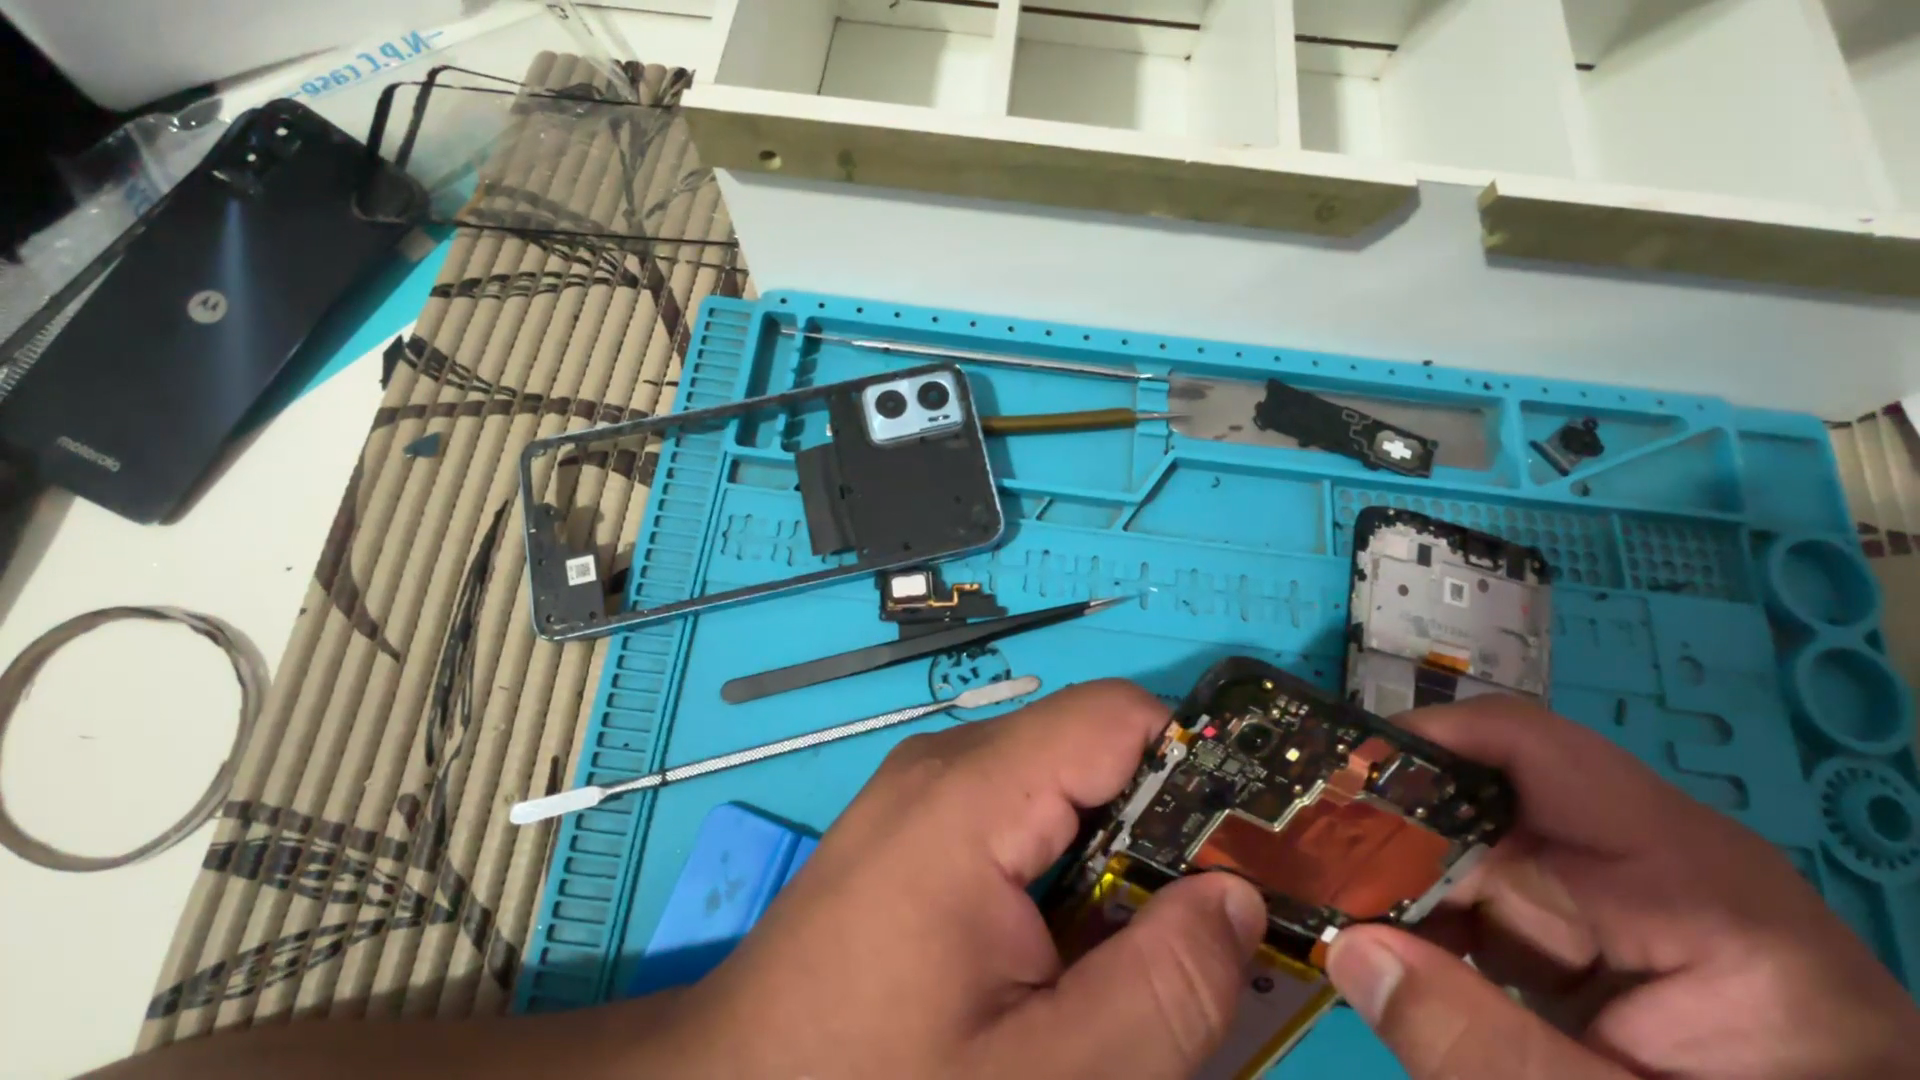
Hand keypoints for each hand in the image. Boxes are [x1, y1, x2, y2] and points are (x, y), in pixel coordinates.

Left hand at [663, 680, 1268, 1078]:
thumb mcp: (1045, 1074)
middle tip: (1223, 931)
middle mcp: (945, 772)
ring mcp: (922, 803)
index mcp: (971, 797)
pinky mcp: (912, 840)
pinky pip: (1016, 833)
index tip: (1267, 845)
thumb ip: (1164, 988)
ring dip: (1119, 871)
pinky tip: (1074, 965)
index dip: (1205, 763)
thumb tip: (1238, 898)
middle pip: (1095, 758)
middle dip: (1170, 835)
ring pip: (1061, 801)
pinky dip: (1067, 885)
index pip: (1119, 716)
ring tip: (1150, 960)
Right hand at [1325, 696, 1919, 1079]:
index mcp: (1697, 883)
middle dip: (1381, 821)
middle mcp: (1650, 863)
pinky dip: (1419, 918)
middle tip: (1285, 849)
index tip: (1324, 775)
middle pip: (1481, 802)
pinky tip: (1365, 938)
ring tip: (1303, 891)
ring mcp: (1617, 900)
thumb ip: (1485, 1051)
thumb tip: (1344, 950)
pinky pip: (1482, 902)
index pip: (1535, 753)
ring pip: (1469, 852)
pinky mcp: (1592, 938)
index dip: (1421, 743)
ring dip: (1389, 874)